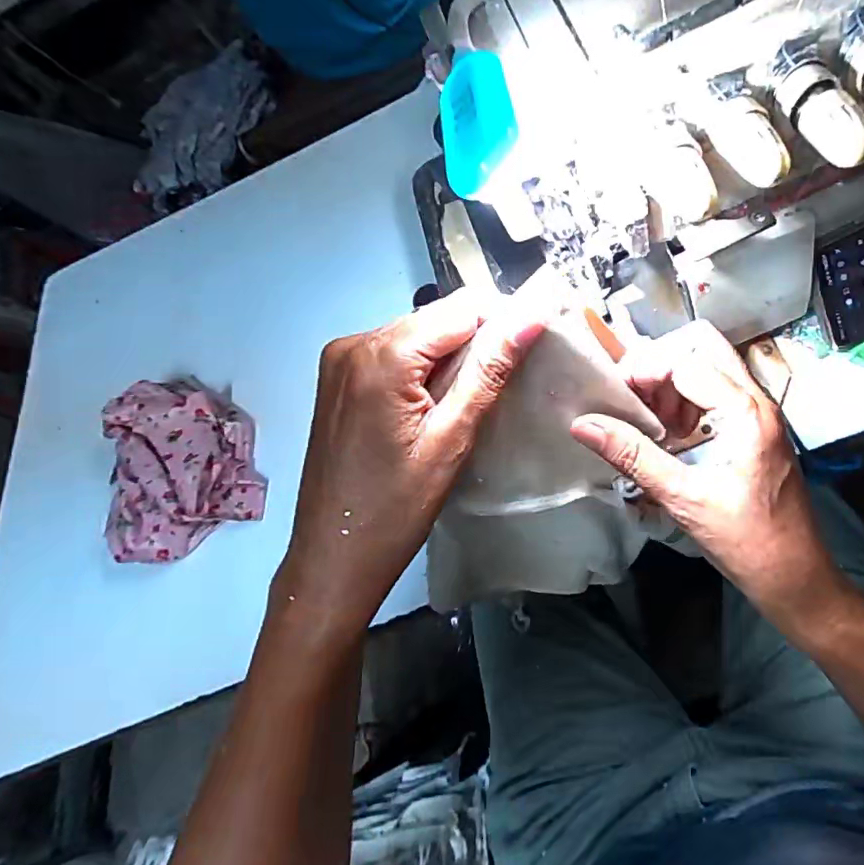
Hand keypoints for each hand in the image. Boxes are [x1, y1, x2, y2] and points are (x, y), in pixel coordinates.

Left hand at [275, 290, 546, 639]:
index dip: (502, 322)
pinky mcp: (337, 376)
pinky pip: (394, 352)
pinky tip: (435, 404)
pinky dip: (422, 367)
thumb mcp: (452, 438)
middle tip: (504, 383)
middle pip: (436, 318)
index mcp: (382, 355)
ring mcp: (340, 358)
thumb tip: (530, 316)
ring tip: (469, 401)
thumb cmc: (395, 509)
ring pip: (417, 333)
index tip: (530, 350)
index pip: (461, 308)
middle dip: (476, 340)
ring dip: (449, 356)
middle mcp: (354, 343)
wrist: (333, 556)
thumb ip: (490, 370)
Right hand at [570, 321, 855, 644]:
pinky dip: (686, 403)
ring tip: (648, 422)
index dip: (644, 370)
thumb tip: (585, 426)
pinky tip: (670, 436)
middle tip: (631, 398)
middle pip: (702, 351)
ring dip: (672, 385)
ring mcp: (760, 415)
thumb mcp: (683, 497)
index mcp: (746, 413)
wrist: (796, 577)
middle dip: (660, 367)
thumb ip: (632, 455)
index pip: (686, 361)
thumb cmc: (748, 541)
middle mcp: (758, 403)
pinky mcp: (755, 430)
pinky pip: (716, 395)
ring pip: (709, 369)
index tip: (616, 394)